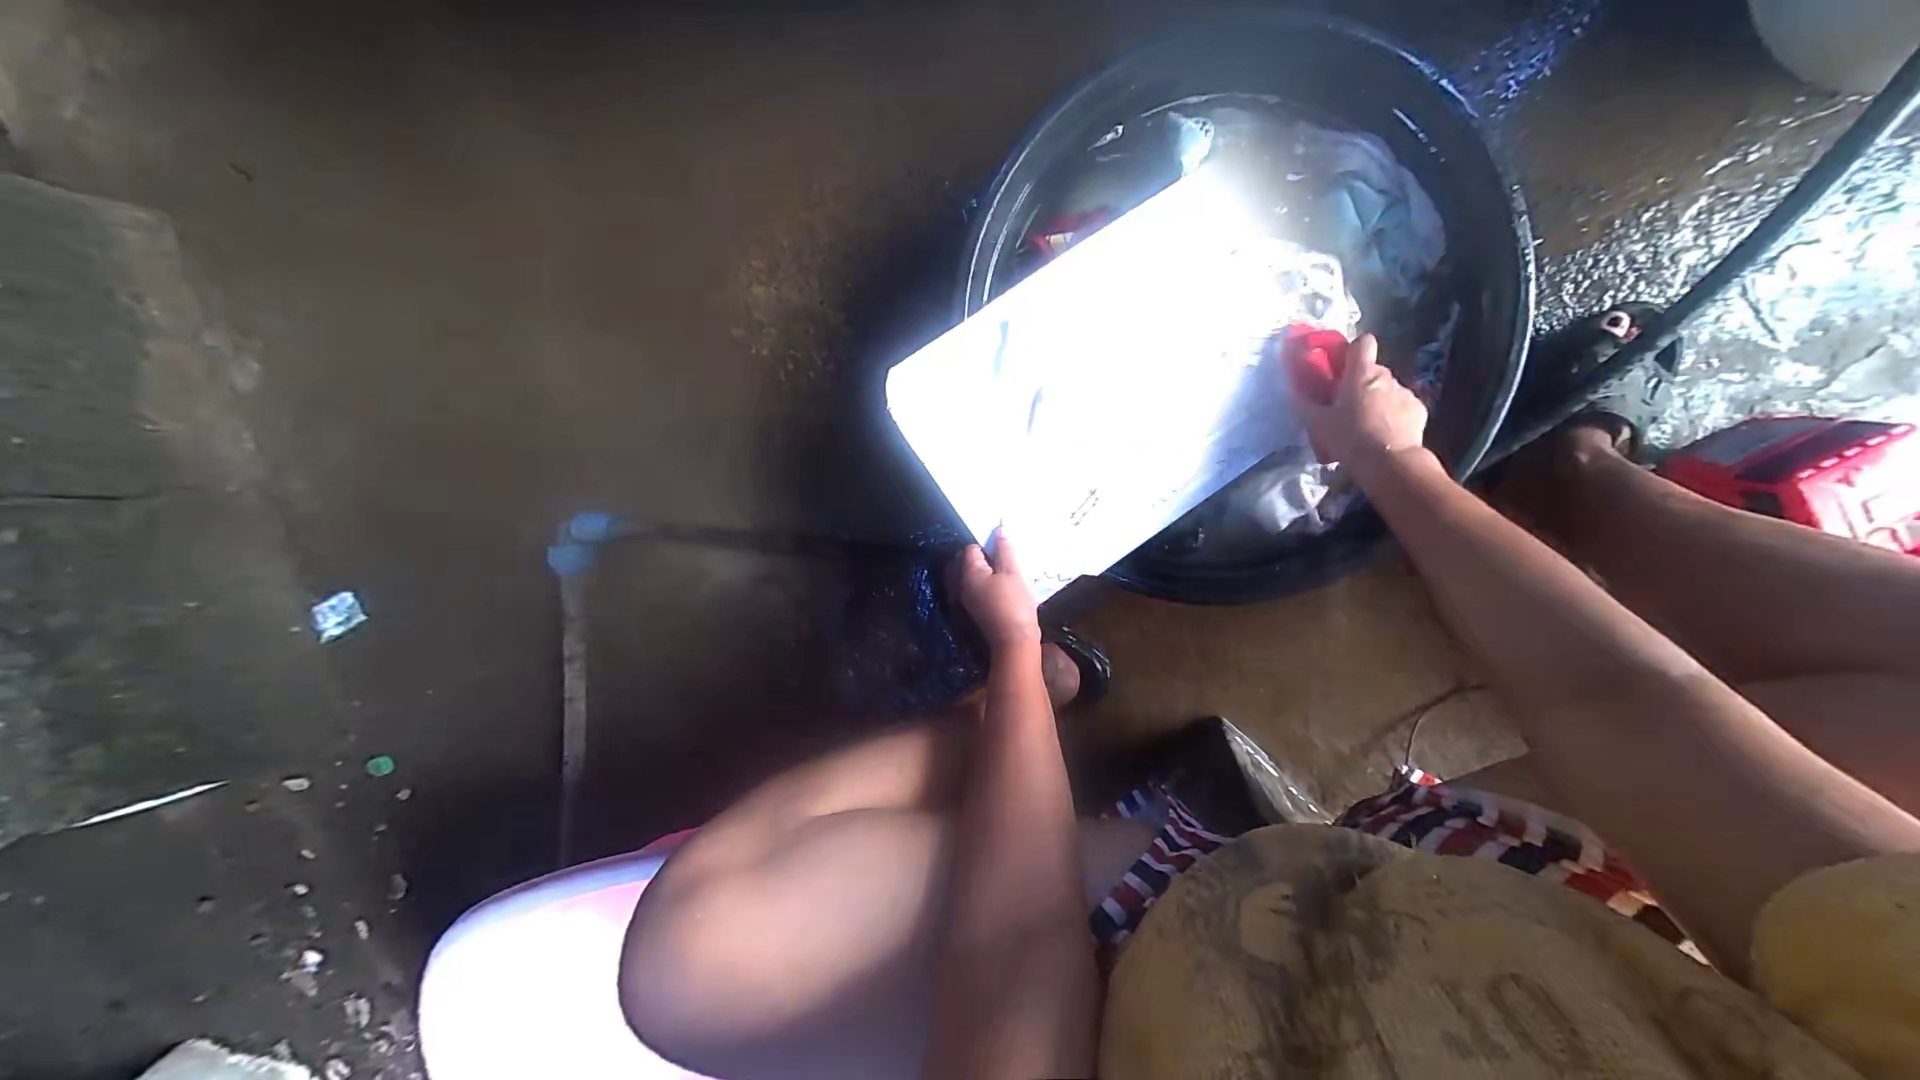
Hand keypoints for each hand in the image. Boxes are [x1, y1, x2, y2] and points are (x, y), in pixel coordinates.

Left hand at [948, 532, 1040, 652]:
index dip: (987, 544)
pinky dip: (982, 585)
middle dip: (981, 557)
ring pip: (968, 577)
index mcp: (968, 573)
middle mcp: (960, 585)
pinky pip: (973, 590)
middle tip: (1002, 559)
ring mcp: (964, 600)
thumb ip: (1005, 549)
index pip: (971, 548)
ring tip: (1002, 572)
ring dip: (982, 571)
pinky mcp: (972, 612)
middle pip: (964, 562)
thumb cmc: (1014, 604)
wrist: (1014, 642)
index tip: (1003, 549)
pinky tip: (999, 588)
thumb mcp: (1013, 572)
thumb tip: (999, 529)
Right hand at [1290, 333, 1428, 471]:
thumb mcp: (1317, 424)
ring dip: (1375, 399)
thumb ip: (1304, 404)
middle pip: (1372, 370)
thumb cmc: (1349, 438)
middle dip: (1359, 382)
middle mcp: (1386, 377)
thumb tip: (1292, 390)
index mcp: (1360, 375)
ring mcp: (1405, 393)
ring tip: (1364, 424)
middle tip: (1345, 405)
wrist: (1388, 462)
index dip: (1353, 349)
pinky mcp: (1418, 410)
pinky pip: (1401, 405)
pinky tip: (1382, 434)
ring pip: (1386, 389)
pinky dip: (1392, 414)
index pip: (1362, 343)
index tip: (1342, 365)